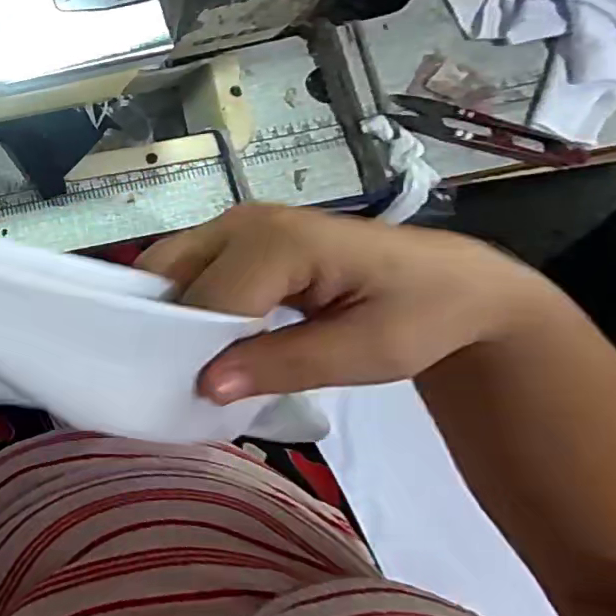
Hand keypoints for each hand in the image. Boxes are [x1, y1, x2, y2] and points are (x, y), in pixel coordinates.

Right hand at [137, 204, 564, 402]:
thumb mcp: (372, 354)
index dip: (196, 348)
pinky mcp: (230, 235)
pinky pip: (181, 268)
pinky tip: (202, 334)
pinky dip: (179, 302)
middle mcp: (242, 222)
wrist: (451, 281)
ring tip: (190, 355)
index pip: (209, 299)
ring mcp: (232, 224)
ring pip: (165, 269)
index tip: (202, 393)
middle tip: (181, 373)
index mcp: (280, 242)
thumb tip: (206, 384)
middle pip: (169, 274)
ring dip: (168, 312)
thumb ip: (288, 366)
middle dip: (166, 324)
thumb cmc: (422, 314)